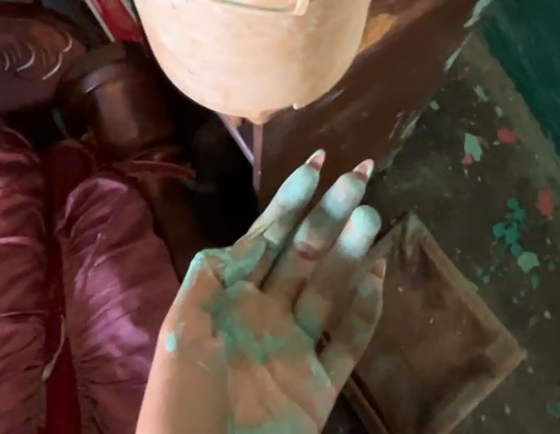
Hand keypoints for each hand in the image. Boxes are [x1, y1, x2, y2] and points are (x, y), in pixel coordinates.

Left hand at [138, 152, 383, 433]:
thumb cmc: (180, 398)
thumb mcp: (180, 328)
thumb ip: (212, 274)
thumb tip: (249, 235)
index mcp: (232, 295)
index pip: (268, 234)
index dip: (291, 198)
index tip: (318, 161)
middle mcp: (268, 312)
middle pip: (306, 252)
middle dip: (331, 212)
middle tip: (361, 174)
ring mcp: (295, 348)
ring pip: (331, 287)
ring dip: (352, 250)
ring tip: (371, 213)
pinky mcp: (319, 387)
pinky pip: (348, 341)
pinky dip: (365, 309)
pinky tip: (378, 274)